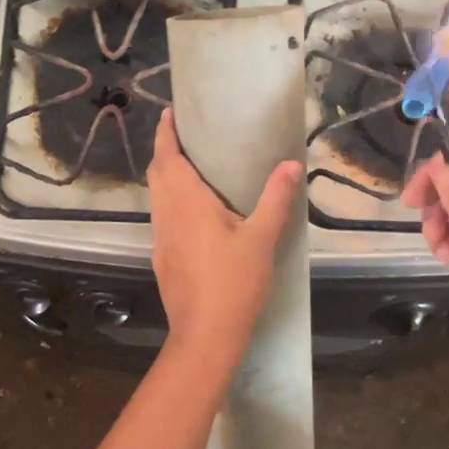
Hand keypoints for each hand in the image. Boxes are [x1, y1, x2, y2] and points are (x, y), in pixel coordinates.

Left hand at [148, 108, 301, 357]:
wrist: (204, 335)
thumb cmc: (233, 283)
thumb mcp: (262, 239)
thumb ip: (275, 199)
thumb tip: (291, 164)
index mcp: (187, 203)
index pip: (167, 157)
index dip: (165, 133)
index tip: (170, 113)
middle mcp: (166, 215)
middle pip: (157, 174)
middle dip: (165, 151)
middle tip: (186, 136)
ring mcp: (160, 239)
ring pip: (157, 197)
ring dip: (167, 177)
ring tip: (192, 168)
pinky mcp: (162, 258)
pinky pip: (163, 218)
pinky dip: (172, 202)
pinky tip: (194, 212)